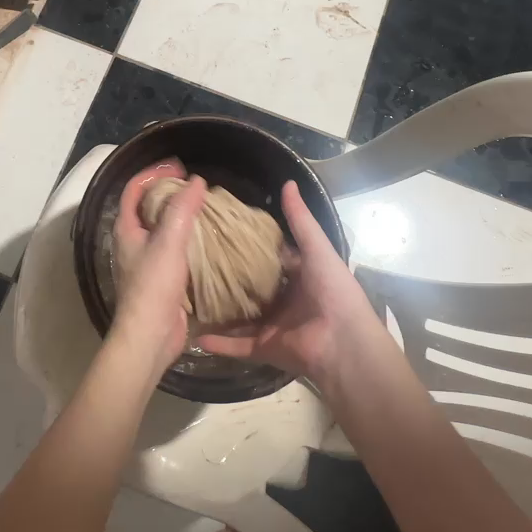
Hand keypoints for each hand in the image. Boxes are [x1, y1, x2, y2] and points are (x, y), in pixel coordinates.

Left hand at [109, 158, 208, 370]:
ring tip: (208, 208)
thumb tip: (197, 182)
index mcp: (126, 227)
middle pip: (150, 206)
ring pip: (164, 228)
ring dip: (183, 216)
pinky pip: (176, 249)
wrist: (150, 336)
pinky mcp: (163, 278)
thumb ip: (182, 209)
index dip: (154, 173)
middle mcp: (134, 240)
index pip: (135, 188)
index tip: (179, 166)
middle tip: (198, 185)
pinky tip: (211, 239)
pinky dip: (191, 239)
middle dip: (171, 192)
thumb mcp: (169, 242)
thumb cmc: (153, 286)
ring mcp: (147, 260)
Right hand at [195, 181, 373, 382]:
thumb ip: (300, 220)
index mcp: (299, 277)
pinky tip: (195, 334)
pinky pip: (236, 346)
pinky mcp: (264, 349)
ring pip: (239, 317)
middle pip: (250, 287)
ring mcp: (272, 326)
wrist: (344, 344)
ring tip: (187, 295)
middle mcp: (284, 301)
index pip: (269, 258)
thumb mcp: (317, 248)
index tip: (219, 230)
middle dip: (227, 277)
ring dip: (218, 310)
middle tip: (195, 260)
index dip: (247, 246)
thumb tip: (288, 182)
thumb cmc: (334, 291)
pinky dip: (218, 342)